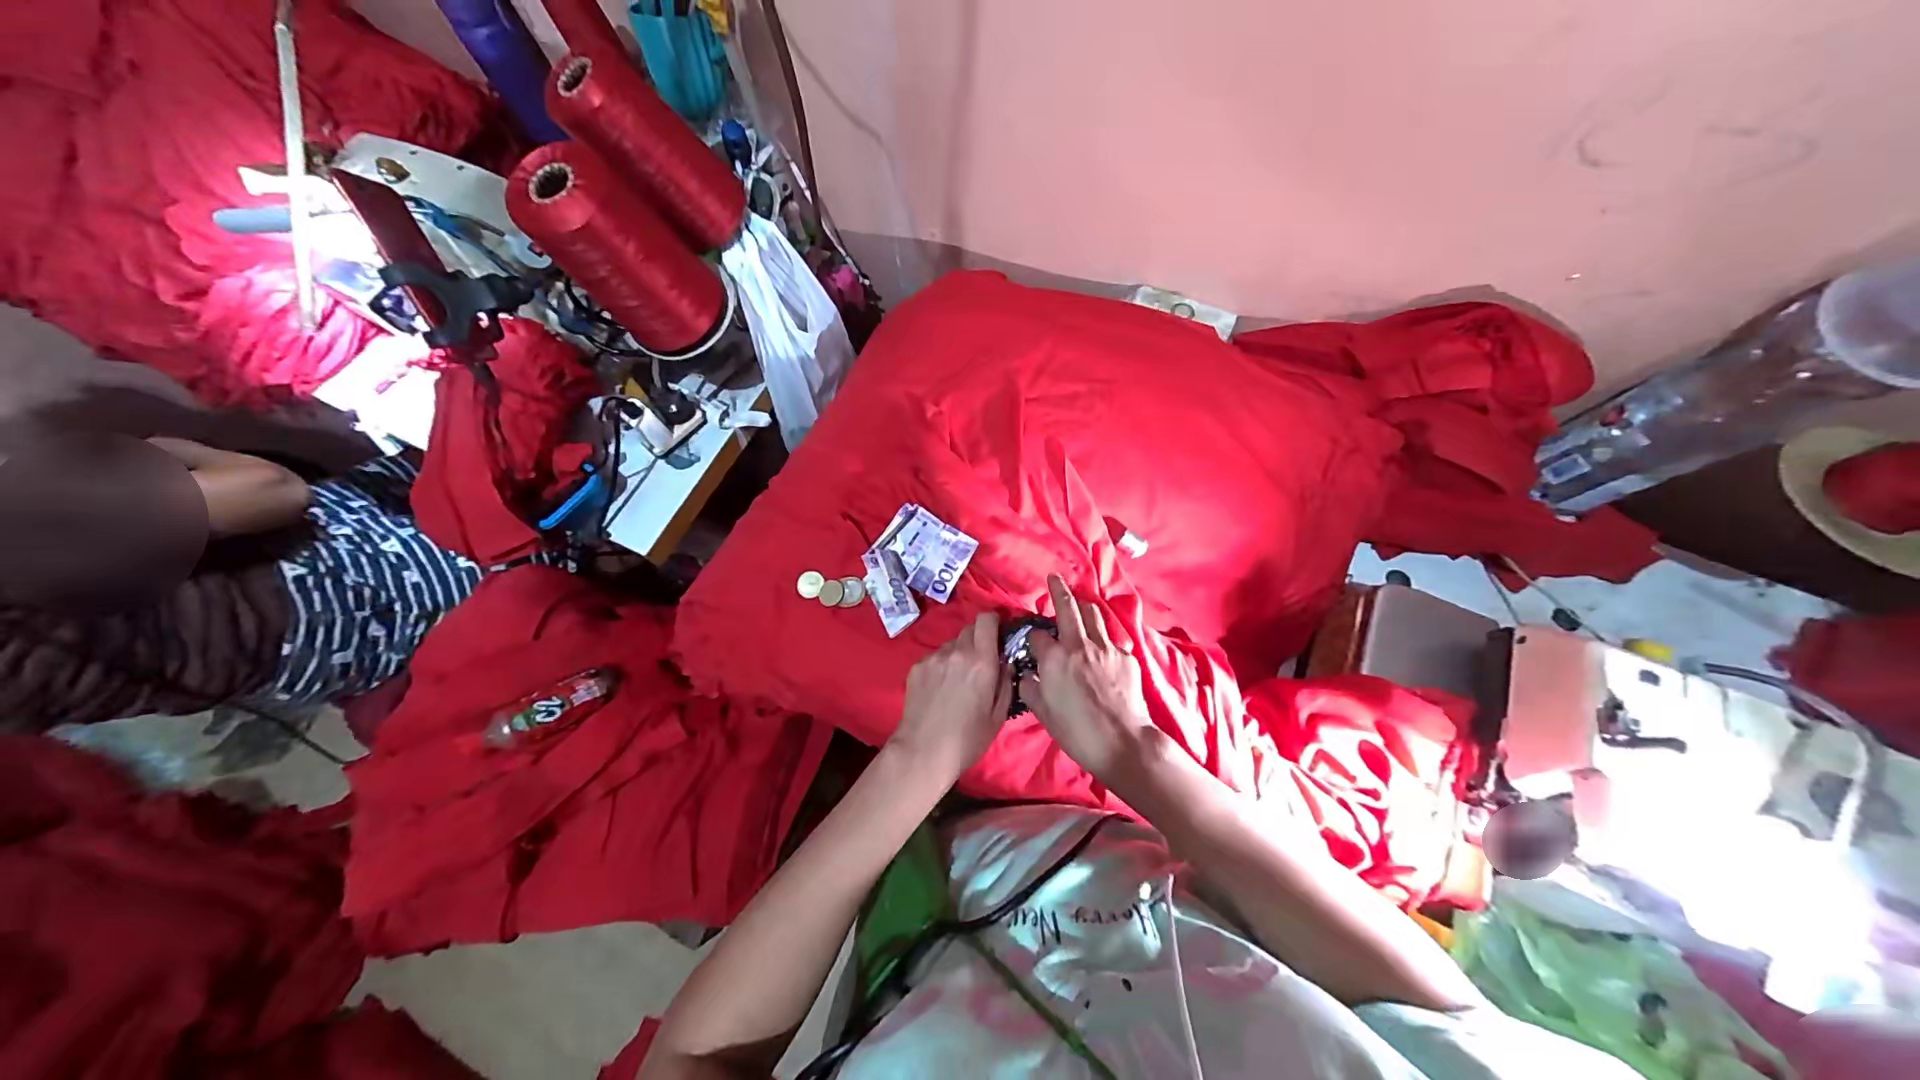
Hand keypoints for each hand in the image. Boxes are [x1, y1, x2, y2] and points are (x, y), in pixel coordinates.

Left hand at [888, 612, 1012, 781]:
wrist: (923, 751)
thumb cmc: (968, 739)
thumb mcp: (998, 715)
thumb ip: (1006, 682)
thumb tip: (1006, 662)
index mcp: (981, 661)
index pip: (986, 620)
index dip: (993, 621)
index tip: (998, 632)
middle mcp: (957, 652)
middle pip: (969, 629)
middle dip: (978, 639)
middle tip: (981, 660)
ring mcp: (933, 658)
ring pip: (951, 644)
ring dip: (959, 653)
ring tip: (958, 678)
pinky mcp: (917, 667)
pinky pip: (935, 657)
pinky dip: (942, 665)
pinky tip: (940, 688)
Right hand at [1019, 575, 1156, 777]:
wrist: (1121, 742)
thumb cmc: (1076, 731)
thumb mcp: (1043, 713)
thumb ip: (1031, 688)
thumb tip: (1027, 677)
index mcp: (1054, 658)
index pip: (1037, 635)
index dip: (1033, 639)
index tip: (1032, 645)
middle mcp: (1079, 645)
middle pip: (1068, 607)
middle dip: (1058, 590)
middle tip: (1054, 579)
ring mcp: (1106, 648)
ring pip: (1093, 614)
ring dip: (1083, 607)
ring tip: (1079, 604)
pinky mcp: (1126, 656)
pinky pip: (1111, 638)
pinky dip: (1103, 637)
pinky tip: (1101, 648)